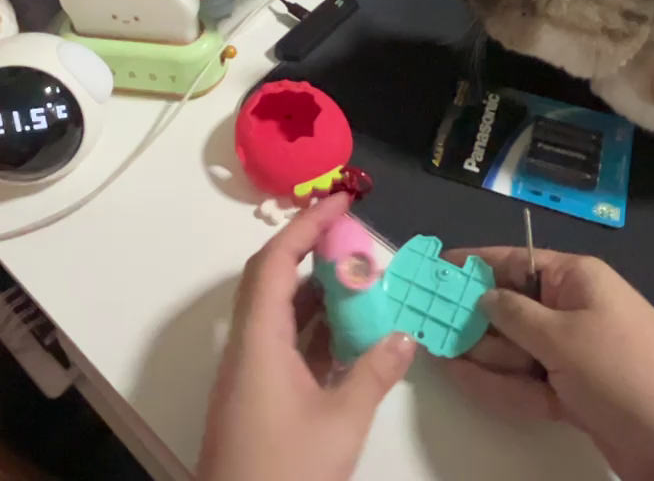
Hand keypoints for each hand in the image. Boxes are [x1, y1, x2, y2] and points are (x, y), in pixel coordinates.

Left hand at [197, 194, 415, 480]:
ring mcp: (251, 369)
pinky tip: (349, 329)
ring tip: (359, 274)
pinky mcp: (258, 393)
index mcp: (258, 338)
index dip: (307, 224)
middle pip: (272, 275)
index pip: (277, 259)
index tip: (340, 200)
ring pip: (280, 309)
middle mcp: (248, 343)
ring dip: (315, 288)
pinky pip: (285, 340)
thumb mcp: (340, 423)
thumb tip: (405, 336)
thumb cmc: (284, 471)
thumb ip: (373, 374)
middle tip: (350, 232)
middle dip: (310, 246)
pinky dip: (314, 326)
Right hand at [440, 248, 653, 477]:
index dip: (473, 264)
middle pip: (508, 306)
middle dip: (471, 317)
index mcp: (574, 279)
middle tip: (425, 322)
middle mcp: (570, 309)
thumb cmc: (624, 371)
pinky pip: (526, 381)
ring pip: (513, 347)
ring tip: (435, 354)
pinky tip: (461, 379)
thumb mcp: (563, 337)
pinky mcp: (573, 393)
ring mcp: (571, 354)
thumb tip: (481, 297)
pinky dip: (497, 383)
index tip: (434, 268)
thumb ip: (513, 314)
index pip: (513, 261)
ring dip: (479, 353)